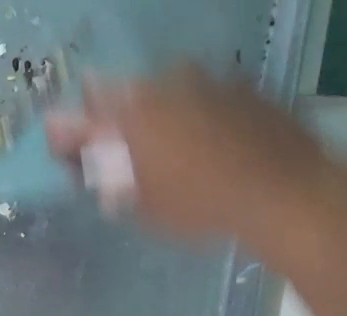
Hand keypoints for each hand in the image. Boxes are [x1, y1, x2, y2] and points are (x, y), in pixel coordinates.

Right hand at [45, 65, 340, 248]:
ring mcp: (208, 80)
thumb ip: (104, 174)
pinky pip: (201, 100)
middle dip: (114, 126)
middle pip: (125, 100)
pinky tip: (199, 150)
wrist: (283, 190)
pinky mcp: (243, 87)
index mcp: (133, 111)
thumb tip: (82, 165)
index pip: (83, 117)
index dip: (68, 137)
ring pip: (165, 97)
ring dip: (155, 121)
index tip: (64, 155)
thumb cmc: (199, 204)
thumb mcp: (140, 202)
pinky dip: (191, 120)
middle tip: (114, 162)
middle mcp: (167, 83)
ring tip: (160, 159)